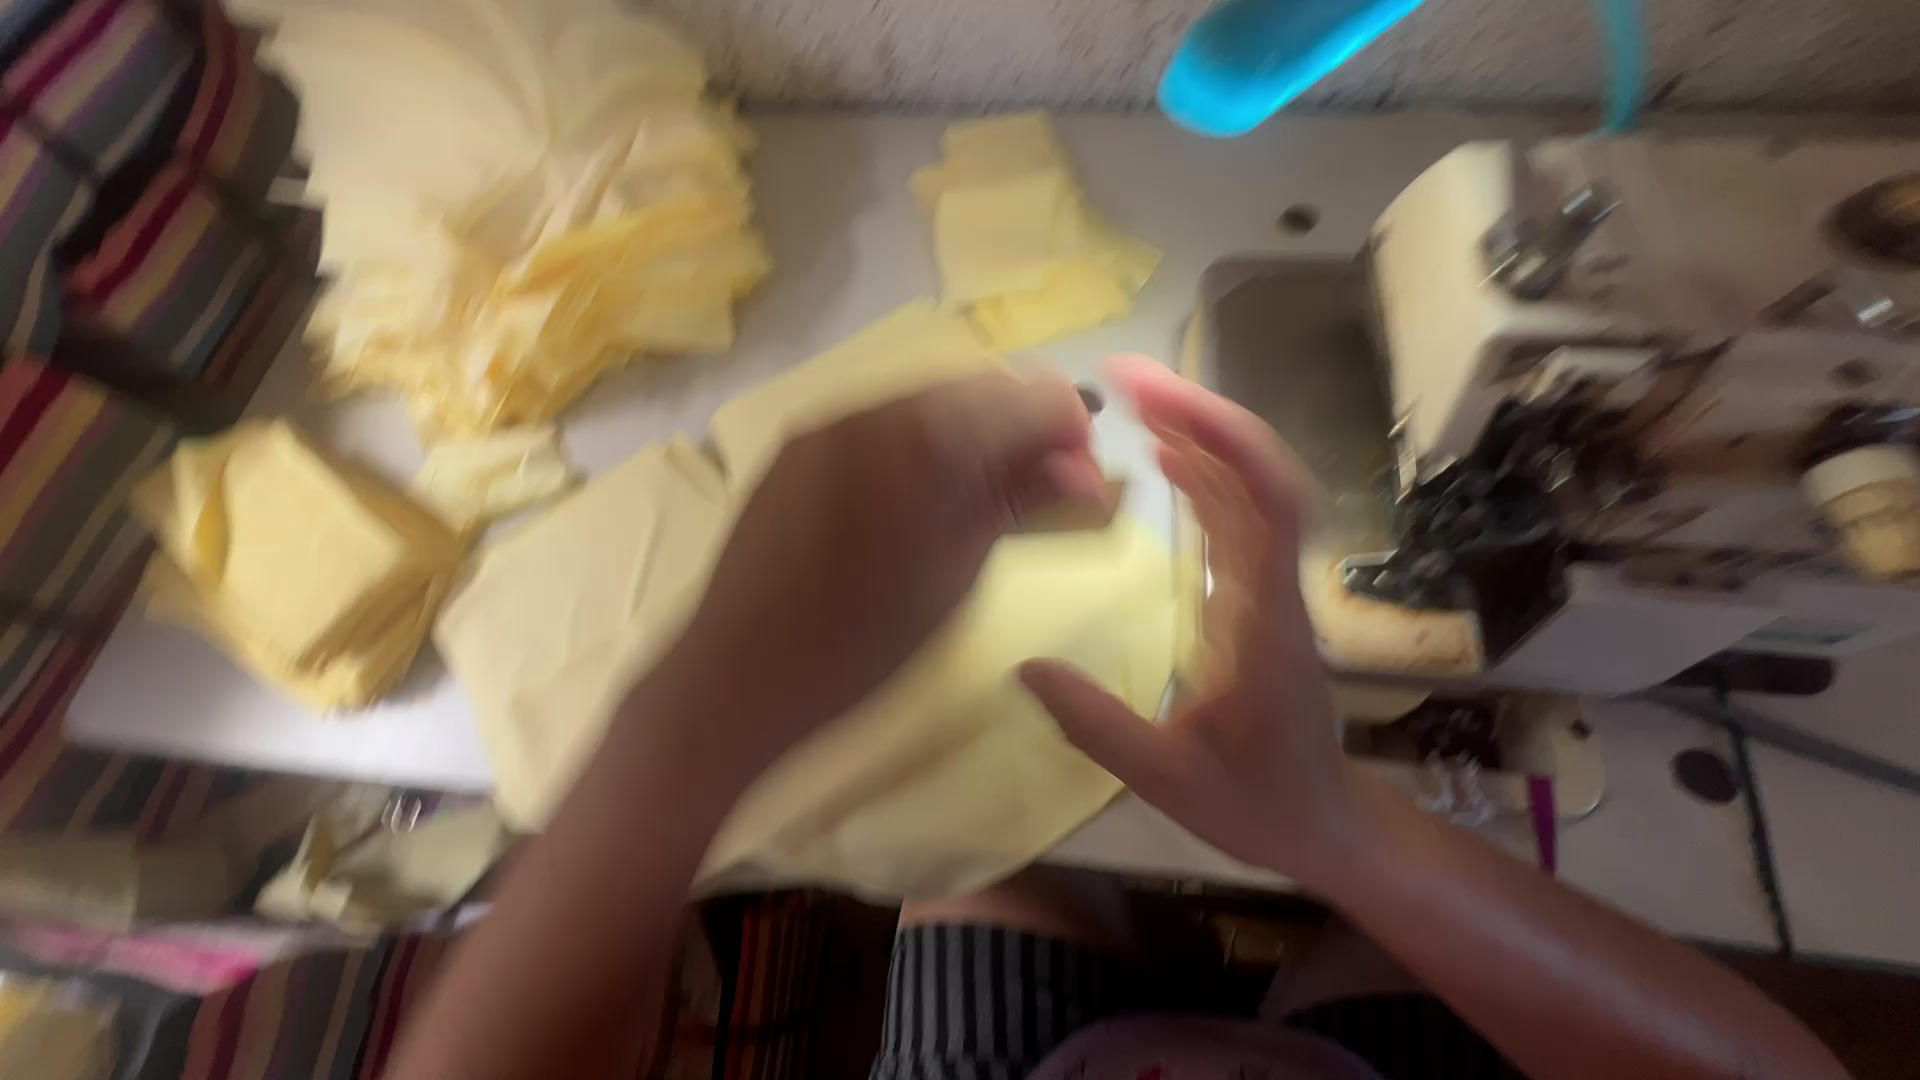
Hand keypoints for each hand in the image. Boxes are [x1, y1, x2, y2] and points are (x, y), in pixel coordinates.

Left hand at [671, 370, 1107, 760]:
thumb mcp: (956, 576)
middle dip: (1024, 428)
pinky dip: (924, 442)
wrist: (733, 678)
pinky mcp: (799, 444)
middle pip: (979, 387)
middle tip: (1044, 489)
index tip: (1084, 483)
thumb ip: (1018, 505)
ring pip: (930, 400)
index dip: (1069, 432)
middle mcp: (871, 407)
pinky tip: (927, 492)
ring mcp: (827, 421)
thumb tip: (1086, 474)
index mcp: (921, 440)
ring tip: (986, 494)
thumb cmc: (858, 647)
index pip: (1028, 398)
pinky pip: (883, 422)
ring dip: (975, 433)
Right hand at [1020, 355, 1357, 881]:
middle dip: (1199, 416)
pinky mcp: (1257, 597)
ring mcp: (1271, 590)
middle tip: (1126, 377)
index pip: (1269, 508)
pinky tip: (1164, 457)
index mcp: (1264, 626)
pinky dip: (1203, 477)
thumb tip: (1026, 668)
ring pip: (1249, 491)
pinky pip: (1236, 520)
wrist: (1325, 824)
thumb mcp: (1166, 779)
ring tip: (1134, 399)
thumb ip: (1094, 724)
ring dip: (1199, 435)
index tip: (1157, 402)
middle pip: (1258, 479)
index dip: (1226, 441)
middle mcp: (1276, 591)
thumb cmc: (1257, 803)